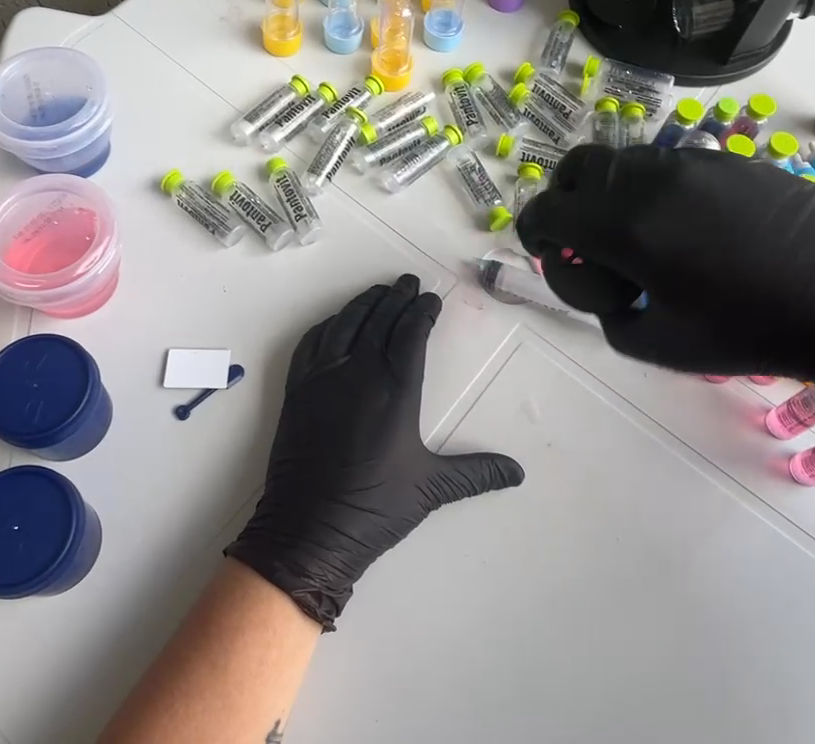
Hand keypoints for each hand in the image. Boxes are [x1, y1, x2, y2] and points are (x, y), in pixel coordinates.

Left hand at [225, 274, 524, 630]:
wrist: (307, 532)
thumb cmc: (374, 509)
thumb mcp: (432, 489)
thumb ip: (476, 473)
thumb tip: (518, 472)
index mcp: (394, 390)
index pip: (411, 334)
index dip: (422, 312)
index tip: (431, 300)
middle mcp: (357, 374)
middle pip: (378, 320)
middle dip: (395, 298)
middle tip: (408, 282)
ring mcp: (321, 380)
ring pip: (343, 325)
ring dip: (362, 304)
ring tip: (377, 292)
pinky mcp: (296, 392)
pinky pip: (310, 344)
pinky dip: (326, 326)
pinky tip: (334, 323)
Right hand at [515, 145, 814, 401]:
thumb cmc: (749, 331)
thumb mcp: (656, 344)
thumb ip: (604, 312)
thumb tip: (600, 281)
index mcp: (624, 227)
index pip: (548, 210)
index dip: (534, 231)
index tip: (544, 249)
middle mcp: (648, 181)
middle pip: (577, 168)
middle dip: (566, 201)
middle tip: (583, 239)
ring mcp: (690, 163)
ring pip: (622, 160)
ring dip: (609, 191)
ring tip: (637, 234)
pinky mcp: (726, 160)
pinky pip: (668, 163)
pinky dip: (653, 187)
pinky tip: (685, 225)